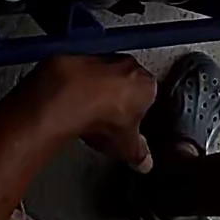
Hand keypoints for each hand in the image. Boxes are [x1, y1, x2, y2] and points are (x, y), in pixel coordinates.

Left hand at [22, 55, 157, 171]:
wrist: (70, 98)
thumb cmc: (104, 117)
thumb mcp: (126, 146)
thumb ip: (138, 154)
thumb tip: (145, 163)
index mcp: (146, 84)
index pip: (149, 97)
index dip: (138, 112)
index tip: (128, 124)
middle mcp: (128, 64)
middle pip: (127, 82)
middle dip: (119, 97)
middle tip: (108, 118)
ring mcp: (102, 58)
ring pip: (104, 74)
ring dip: (98, 88)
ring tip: (87, 112)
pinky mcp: (78, 57)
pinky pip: (82, 72)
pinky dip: (78, 83)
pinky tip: (72, 101)